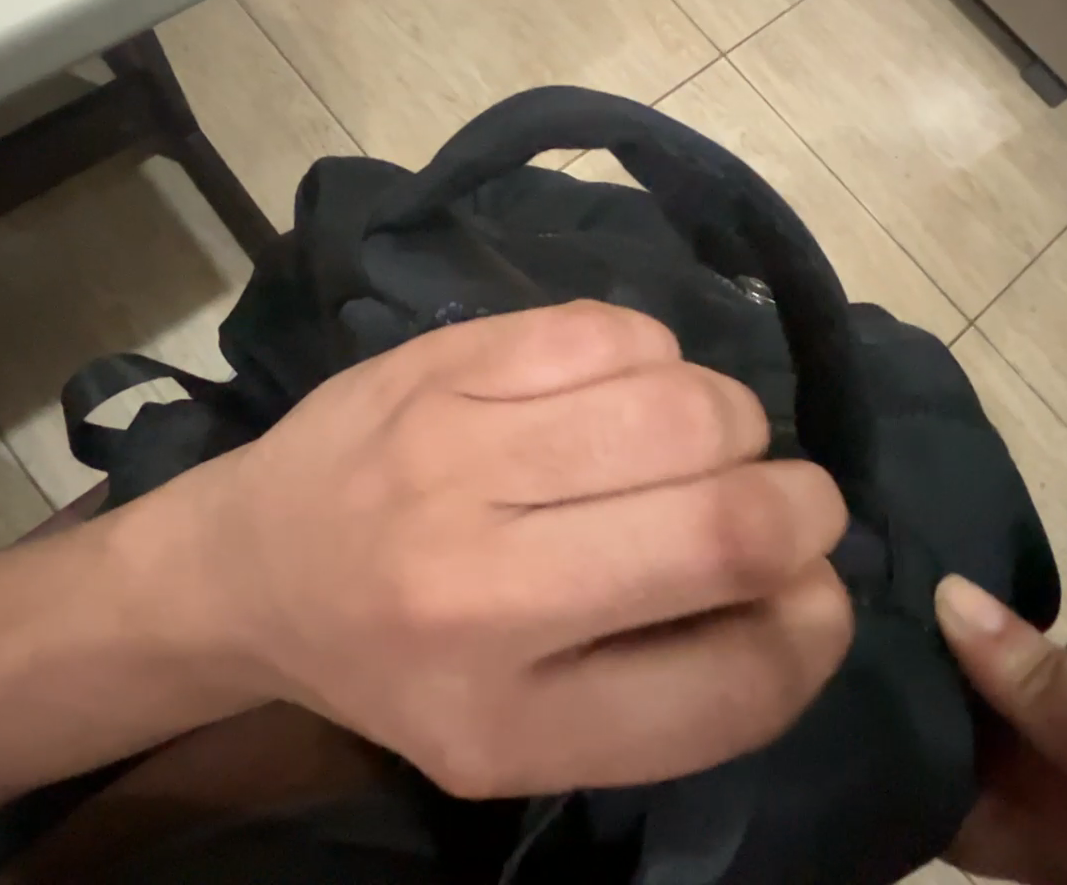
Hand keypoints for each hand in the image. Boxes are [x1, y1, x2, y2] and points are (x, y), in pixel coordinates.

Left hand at [149, 301, 851, 797]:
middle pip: (726, 524)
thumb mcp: (525, 737)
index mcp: (505, 716)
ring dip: (731, 426)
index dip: (812, 629)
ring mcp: (455, 446)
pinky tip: (616, 394)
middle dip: (800, 506)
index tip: (809, 594)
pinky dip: (657, 360)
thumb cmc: (398, 664)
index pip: (733, 684)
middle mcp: (479, 583)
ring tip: (687, 448)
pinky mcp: (444, 355)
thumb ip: (675, 690)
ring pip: (687, 405)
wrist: (254, 562)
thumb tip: (805, 587)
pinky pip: (617, 330)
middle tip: (772, 501)